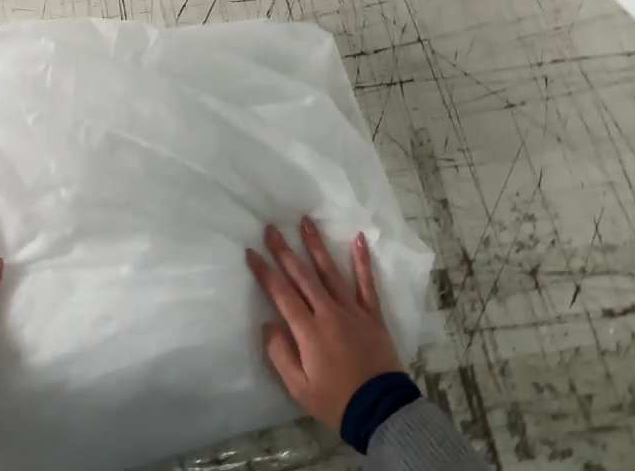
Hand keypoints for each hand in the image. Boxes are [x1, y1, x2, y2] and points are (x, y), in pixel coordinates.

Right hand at [246, 218, 402, 428]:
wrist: (382, 412)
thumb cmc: (336, 401)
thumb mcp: (299, 388)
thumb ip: (280, 354)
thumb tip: (268, 325)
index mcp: (309, 330)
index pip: (281, 293)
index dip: (264, 271)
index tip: (251, 252)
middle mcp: (329, 312)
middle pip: (302, 275)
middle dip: (284, 251)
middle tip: (271, 228)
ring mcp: (353, 310)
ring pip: (330, 271)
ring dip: (316, 245)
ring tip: (305, 222)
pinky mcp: (372, 315)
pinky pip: (366, 283)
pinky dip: (362, 260)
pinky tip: (358, 238)